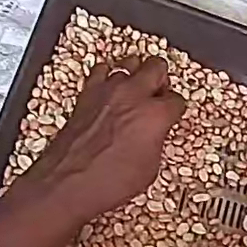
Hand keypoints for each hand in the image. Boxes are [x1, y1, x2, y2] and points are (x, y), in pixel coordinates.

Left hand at [16, 56, 185, 225]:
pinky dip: (108, 76)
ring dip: (136, 73)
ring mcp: (108, 91)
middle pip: (157, 67)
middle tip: (159, 92)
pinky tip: (110, 87)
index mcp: (156, 115)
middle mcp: (134, 96)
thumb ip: (156, 141)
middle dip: (161, 79)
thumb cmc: (109, 181)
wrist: (69, 183)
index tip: (173, 114)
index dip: (176, 108)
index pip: (177, 100)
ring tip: (137, 87)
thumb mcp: (150, 168)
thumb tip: (154, 134)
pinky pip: (101, 71)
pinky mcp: (87, 93)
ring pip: (130, 63)